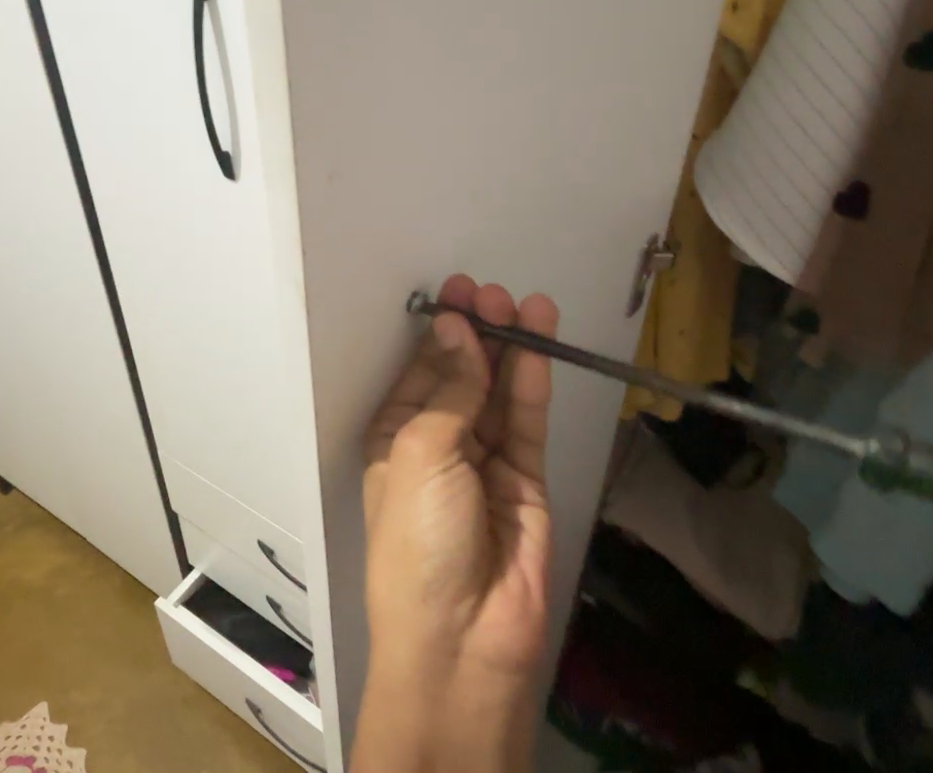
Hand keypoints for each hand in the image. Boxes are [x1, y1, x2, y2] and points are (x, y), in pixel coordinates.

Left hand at [355, 275, 556, 771]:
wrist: (465, 639)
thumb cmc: (420, 541)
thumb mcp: (421, 455)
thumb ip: (449, 390)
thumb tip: (456, 327)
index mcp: (395, 439)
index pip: (419, 373)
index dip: (438, 334)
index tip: (457, 293)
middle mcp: (437, 446)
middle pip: (460, 377)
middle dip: (476, 334)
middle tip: (492, 293)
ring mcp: (482, 463)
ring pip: (496, 394)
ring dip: (509, 350)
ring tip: (523, 303)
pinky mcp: (523, 480)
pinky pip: (525, 422)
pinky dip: (531, 383)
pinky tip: (537, 344)